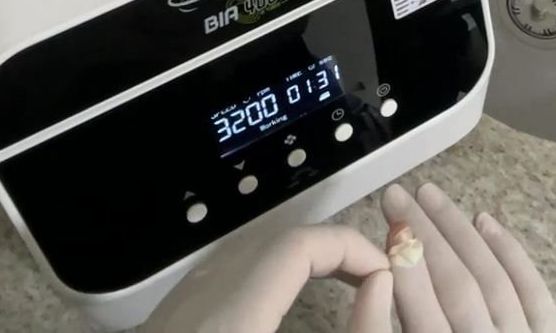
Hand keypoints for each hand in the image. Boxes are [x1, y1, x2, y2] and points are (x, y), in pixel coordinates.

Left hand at [140, 224, 391, 332]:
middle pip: (278, 240)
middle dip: (331, 250)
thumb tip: (378, 288)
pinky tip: (283, 298)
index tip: (383, 275)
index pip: (301, 244)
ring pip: (252, 250)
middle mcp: (205, 291)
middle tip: (371, 279)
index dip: (349, 246)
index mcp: (235, 312)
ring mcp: (183, 300)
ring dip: (301, 258)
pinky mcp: (171, 314)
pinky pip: (229, 269)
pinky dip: (269, 270)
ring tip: (338, 282)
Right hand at [374, 182, 555, 332]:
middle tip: (398, 196)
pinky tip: (486, 222)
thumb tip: (379, 291)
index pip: (425, 315)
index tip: (389, 224)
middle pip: (458, 287)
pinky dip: (511, 253)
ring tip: (432, 196)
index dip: (406, 265)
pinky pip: (534, 292)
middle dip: (425, 234)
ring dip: (460, 231)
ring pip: (492, 280)